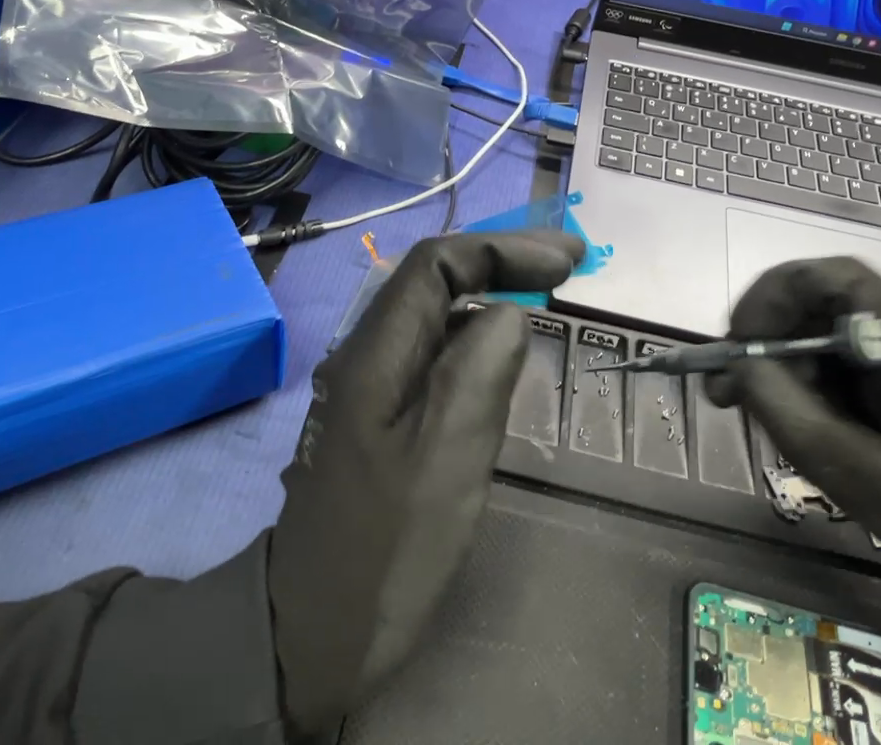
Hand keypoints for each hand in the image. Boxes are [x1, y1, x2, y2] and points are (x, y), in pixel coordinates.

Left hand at [267, 230, 583, 736]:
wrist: (311, 631)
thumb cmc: (386, 551)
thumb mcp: (445, 458)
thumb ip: (478, 371)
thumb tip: (508, 312)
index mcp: (375, 355)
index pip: (435, 264)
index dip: (502, 249)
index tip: (569, 260)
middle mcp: (365, 359)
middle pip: (432, 285)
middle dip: (499, 265)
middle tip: (567, 272)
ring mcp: (368, 392)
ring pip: (433, 322)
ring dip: (489, 301)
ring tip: (545, 303)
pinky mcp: (378, 425)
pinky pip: (431, 362)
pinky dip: (473, 345)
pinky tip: (502, 366)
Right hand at [706, 257, 880, 737]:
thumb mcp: (875, 489)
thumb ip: (797, 421)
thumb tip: (739, 370)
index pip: (836, 278)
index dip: (771, 296)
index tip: (734, 348)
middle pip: (833, 311)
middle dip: (773, 346)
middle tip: (731, 401)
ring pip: (843, 349)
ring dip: (796, 379)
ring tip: (771, 432)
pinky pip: (867, 382)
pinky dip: (827, 402)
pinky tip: (815, 445)